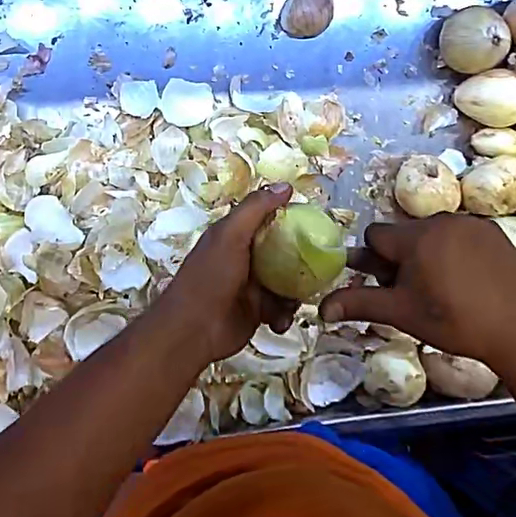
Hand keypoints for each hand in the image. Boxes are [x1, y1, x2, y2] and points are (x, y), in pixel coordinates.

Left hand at [144, 183, 299, 367]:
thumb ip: (255, 209)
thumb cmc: (210, 277)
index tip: (316, 221)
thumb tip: (285, 186)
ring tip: (300, 297)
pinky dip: (285, 314)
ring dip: (296, 290)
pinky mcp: (256, 312)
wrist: (193, 330)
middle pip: (282, 252)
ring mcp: (251, 286)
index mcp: (235, 235)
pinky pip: (280, 308)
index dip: (290, 219)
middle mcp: (245, 257)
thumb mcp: (231, 235)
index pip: (267, 220)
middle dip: (301, 258)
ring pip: (286, 282)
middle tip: (323, 263)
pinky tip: (282, 320)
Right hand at [318, 214, 515, 368]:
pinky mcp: (494, 232)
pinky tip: (471, 282)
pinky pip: (461, 235)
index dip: (376, 261)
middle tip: (417, 293)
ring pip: (433, 234)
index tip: (391, 286)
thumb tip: (321, 309)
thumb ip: (359, 303)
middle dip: (402, 259)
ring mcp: (470, 223)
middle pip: (404, 235)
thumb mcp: (402, 313)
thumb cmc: (455, 321)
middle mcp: (440, 220)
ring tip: (446, 290)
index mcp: (414, 237)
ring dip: (429, 254)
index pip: (375, 236)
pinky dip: (457, 252)